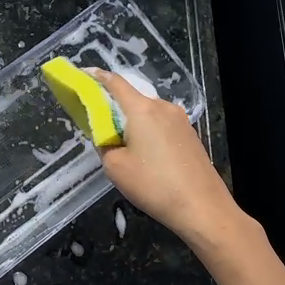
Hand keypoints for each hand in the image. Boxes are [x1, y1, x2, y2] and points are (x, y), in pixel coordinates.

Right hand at [90, 69, 250, 248]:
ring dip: (132, 122)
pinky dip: (148, 132)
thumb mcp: (114, 166)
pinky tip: (146, 157)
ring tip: (124, 147)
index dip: (95, 77)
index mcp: (141, 109)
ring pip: (147, 113)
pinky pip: (161, 125)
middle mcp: (163, 107)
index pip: (114, 82)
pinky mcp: (190, 136)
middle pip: (132, 98)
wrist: (203, 209)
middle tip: (100, 126)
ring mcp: (181, 121)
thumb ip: (104, 143)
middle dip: (113, 107)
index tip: (82, 76)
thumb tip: (108, 135)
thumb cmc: (154, 185)